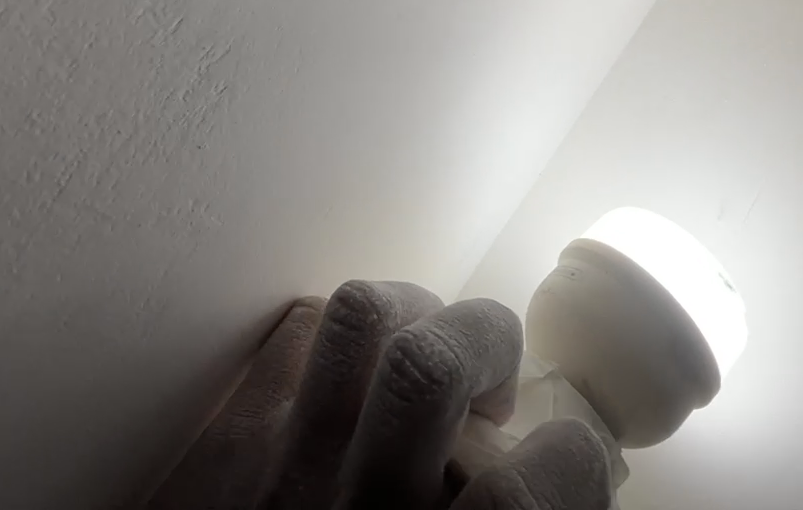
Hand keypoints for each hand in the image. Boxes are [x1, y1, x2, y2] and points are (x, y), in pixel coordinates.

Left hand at [147, 280, 611, 509]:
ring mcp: (278, 465)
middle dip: (489, 339)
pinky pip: (297, 330)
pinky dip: (347, 335)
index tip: (567, 455)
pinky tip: (360, 376)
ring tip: (429, 350)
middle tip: (496, 387)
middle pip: (429, 366)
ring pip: (358, 316)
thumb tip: (559, 495)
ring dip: (417, 311)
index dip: (575, 456)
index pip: (530, 490)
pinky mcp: (228, 439)